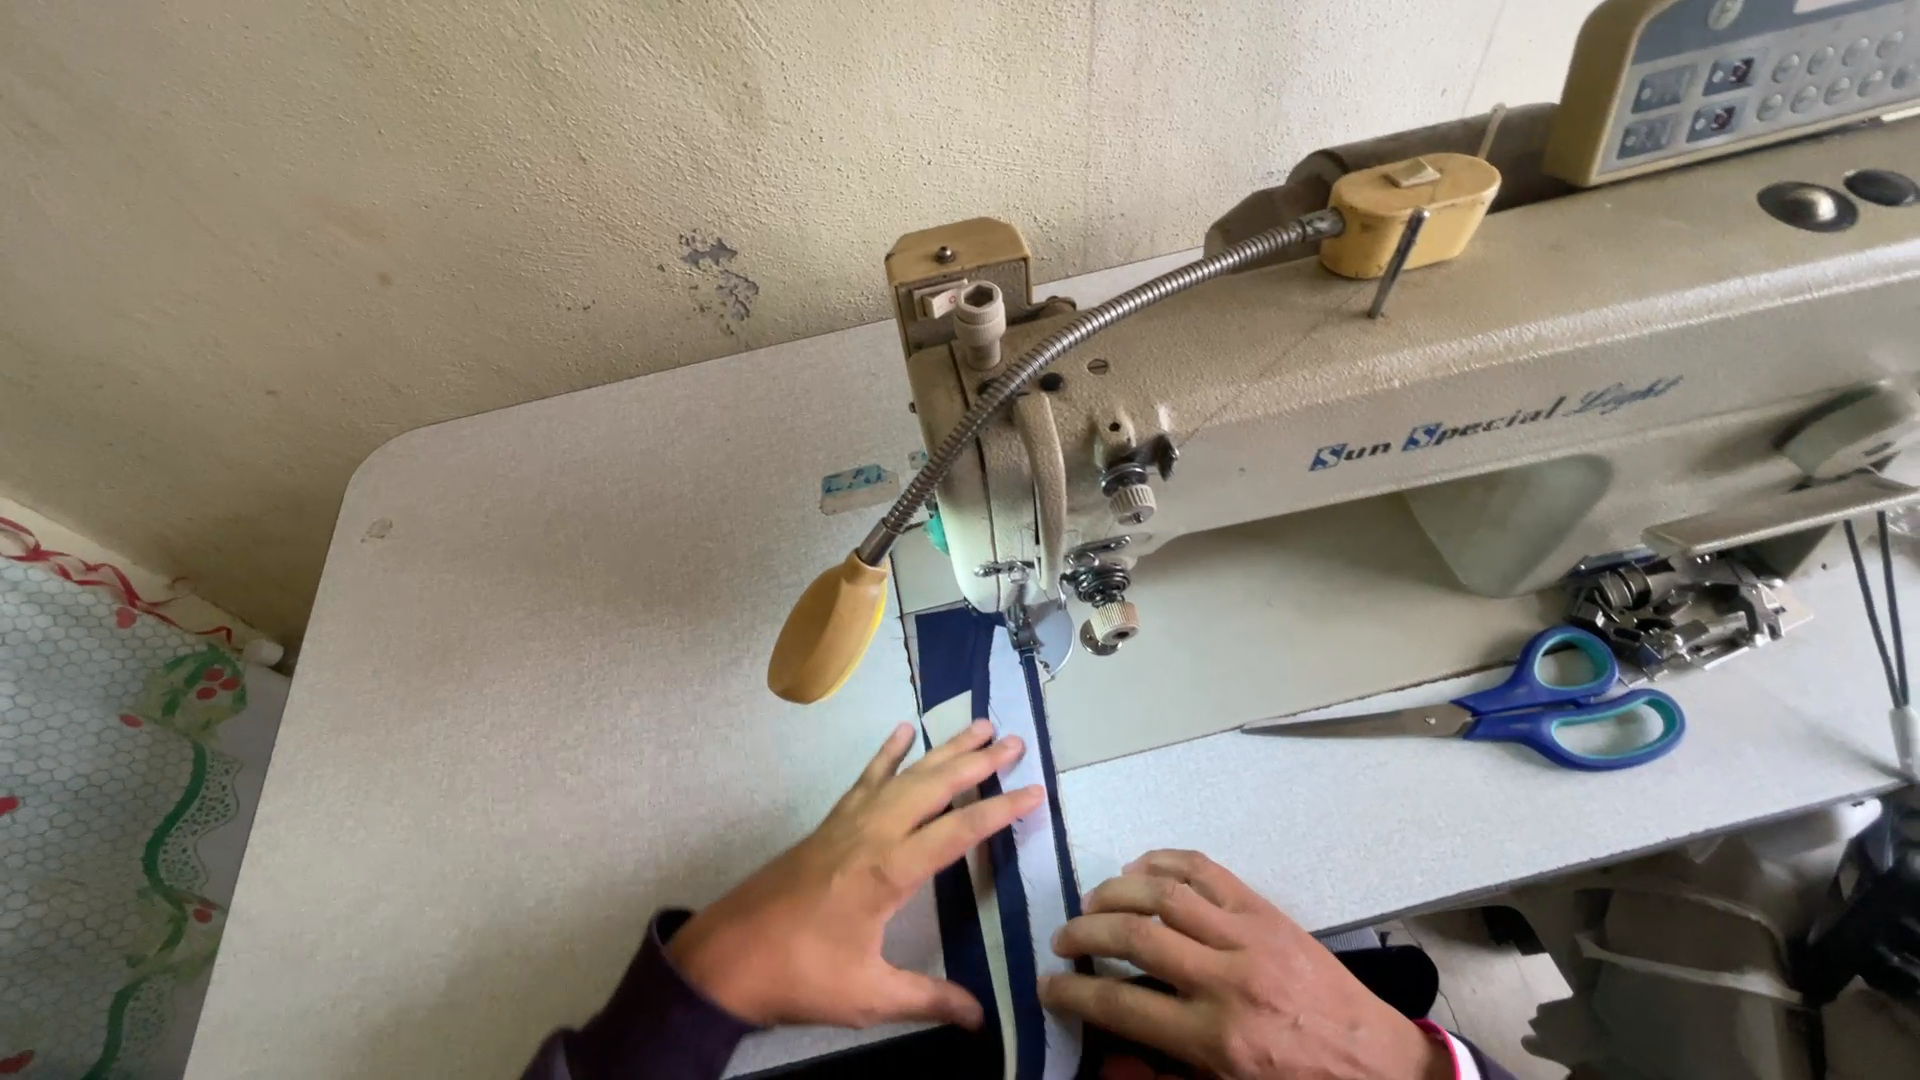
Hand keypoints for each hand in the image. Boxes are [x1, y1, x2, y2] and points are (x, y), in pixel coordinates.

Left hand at [668, 720, 1041, 1029]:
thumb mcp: (867, 995)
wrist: (727, 955)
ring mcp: (850, 821)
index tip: (1035, 791)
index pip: (959, 830)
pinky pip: (866, 777)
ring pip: (906, 774)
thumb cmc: (800, 974)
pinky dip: (887, 752)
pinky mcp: (832, 822)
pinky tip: (903, 731)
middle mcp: (874, 832)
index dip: (1001, 811)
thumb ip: (927, 999)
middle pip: (935, 785)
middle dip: (978, 762)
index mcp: (889, 870)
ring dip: (944, 749)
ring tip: (977, 726)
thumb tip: (980, 1018)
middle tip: (1013, 741)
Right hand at [1040, 850, 1450, 1079]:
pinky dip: (1162, 860)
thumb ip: (1161, 1075)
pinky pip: (1203, 869)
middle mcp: (1227, 978)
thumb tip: (1104, 1054)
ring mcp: (1247, 935)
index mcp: (1217, 1038)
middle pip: (1135, 937)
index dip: (1073, 994)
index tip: (1047, 986)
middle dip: (1084, 933)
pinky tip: (1138, 869)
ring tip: (1092, 903)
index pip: (1122, 1006)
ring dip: (1115, 891)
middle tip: (1062, 938)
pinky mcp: (1264, 909)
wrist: (1382, 1068)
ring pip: (1164, 892)